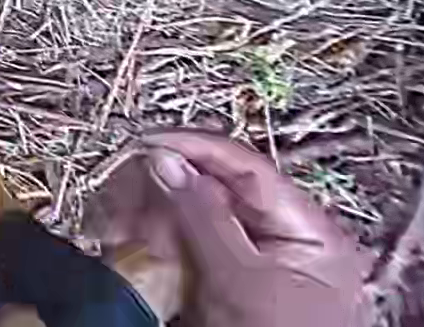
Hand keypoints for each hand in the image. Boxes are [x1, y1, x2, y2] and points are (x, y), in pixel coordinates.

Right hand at [143, 130, 370, 326]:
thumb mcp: (240, 283)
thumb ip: (202, 214)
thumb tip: (164, 156)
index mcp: (305, 230)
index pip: (242, 163)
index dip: (191, 145)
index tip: (145, 141)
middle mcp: (277, 232)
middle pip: (206, 180)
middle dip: (158, 185)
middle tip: (123, 193)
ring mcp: (247, 252)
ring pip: (182, 204)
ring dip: (144, 208)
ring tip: (118, 228)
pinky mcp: (219, 270)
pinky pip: (176, 232)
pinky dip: (146, 230)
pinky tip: (122, 240)